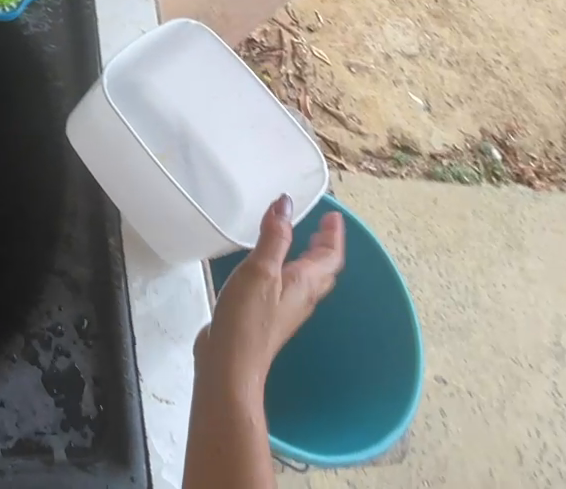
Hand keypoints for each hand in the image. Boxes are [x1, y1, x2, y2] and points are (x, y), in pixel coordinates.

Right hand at [196, 194, 345, 401]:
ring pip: (306, 279)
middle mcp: (301, 296)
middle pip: (322, 269)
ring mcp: (285, 308)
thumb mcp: (260, 270)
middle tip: (320, 226)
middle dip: (324, 246)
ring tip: (300, 240)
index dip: (333, 235)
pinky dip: (287, 268)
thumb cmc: (248, 317)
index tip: (333, 215)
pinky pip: (287, 285)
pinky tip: (270, 265)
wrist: (232, 362)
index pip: (329, 257)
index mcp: (304, 284)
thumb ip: (274, 236)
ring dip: (308, 257)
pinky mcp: (267, 314)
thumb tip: (286, 203)